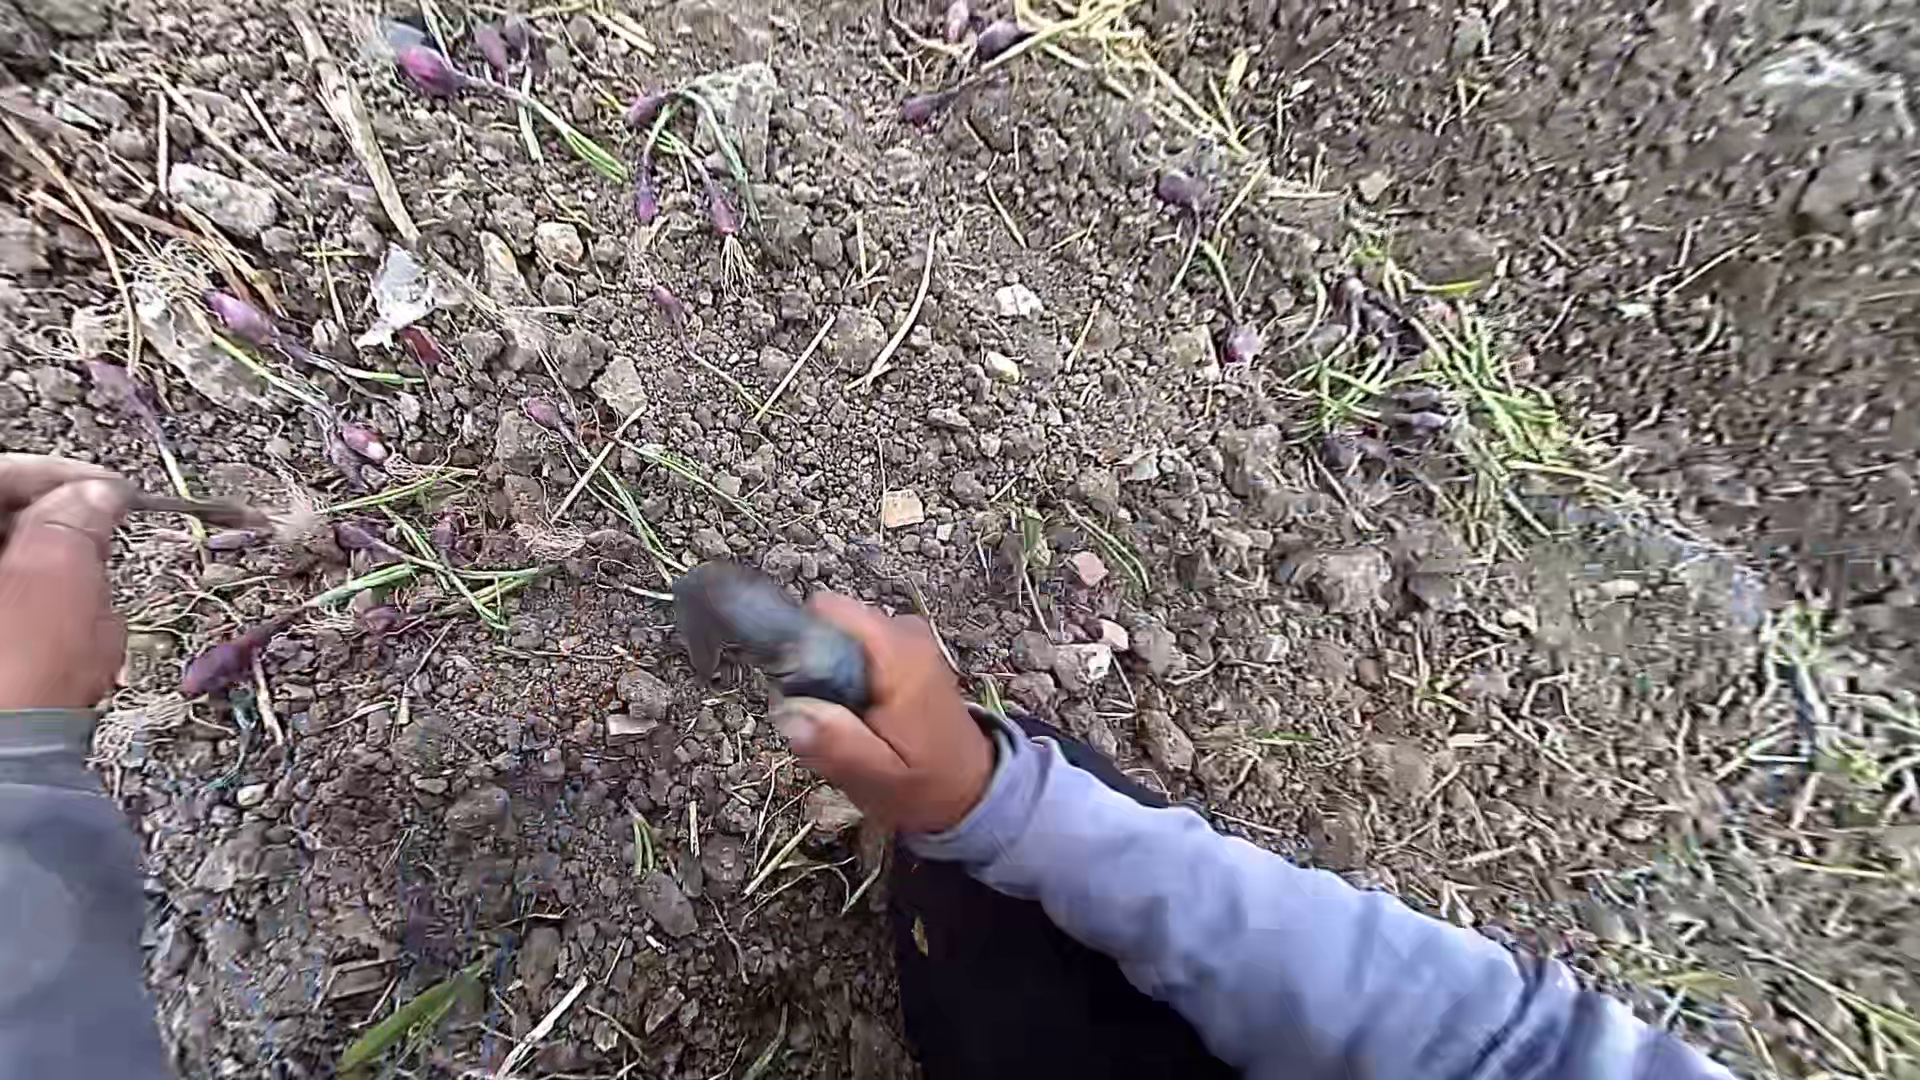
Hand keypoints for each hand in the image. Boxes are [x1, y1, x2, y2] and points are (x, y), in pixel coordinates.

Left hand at [0, 455, 130, 709]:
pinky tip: (44, 596)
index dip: (53, 473)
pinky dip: (17, 579)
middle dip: (43, 510)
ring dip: (32, 545)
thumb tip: (98, 492)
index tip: (112, 488)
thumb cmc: (11, 671)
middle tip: (103, 522)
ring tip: (81, 565)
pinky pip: (3, 583)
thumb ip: (76, 523)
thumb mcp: (61, 583)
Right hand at [771, 593, 991, 832]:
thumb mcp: (878, 777)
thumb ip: (837, 743)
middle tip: (833, 718)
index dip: (804, 645)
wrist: (970, 788)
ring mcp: (909, 639)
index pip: (832, 611)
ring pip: (842, 640)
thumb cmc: (928, 784)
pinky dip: (850, 680)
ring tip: (853, 721)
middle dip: (818, 670)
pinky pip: (859, 650)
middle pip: (833, 626)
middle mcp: (907, 635)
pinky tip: (864, 715)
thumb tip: (793, 712)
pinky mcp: (907, 651)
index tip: (803, 689)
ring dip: (833, 679)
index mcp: (901, 656)